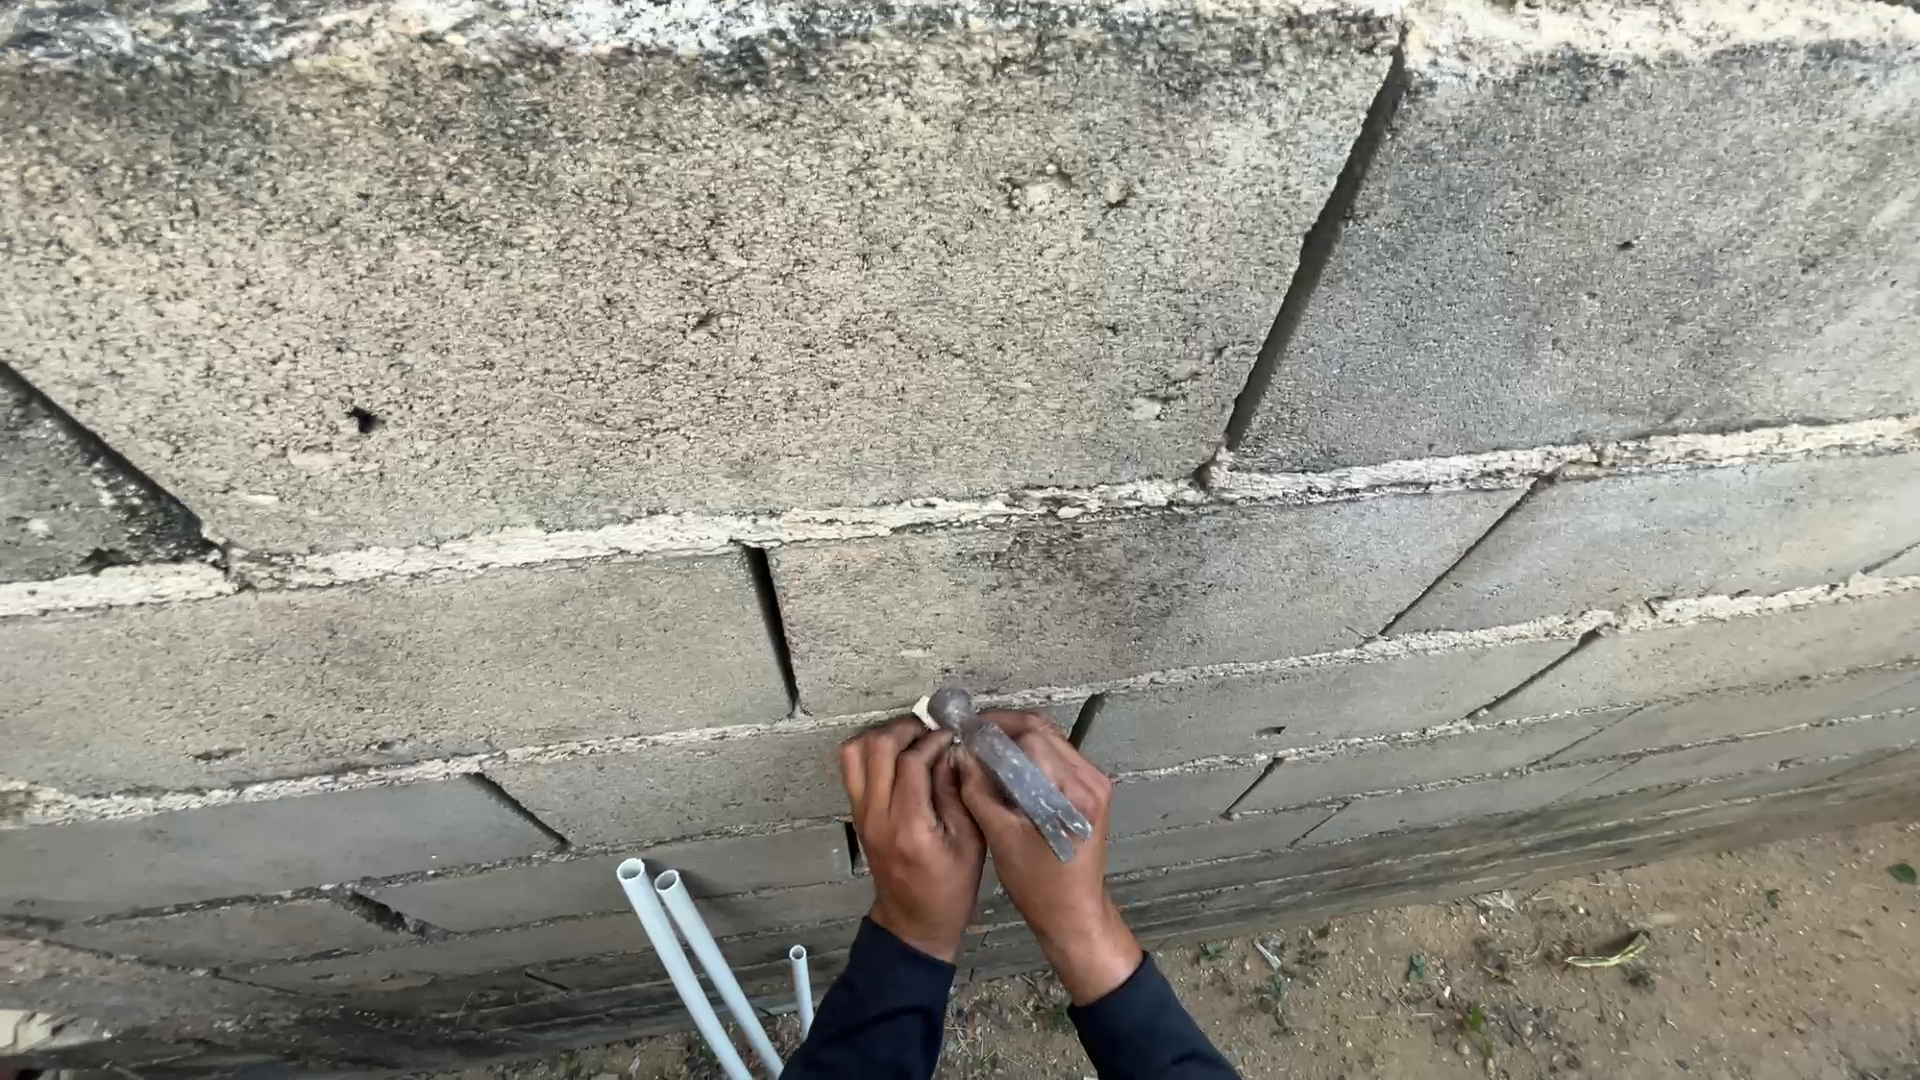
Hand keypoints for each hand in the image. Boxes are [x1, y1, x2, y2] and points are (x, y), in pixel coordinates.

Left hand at [838, 716, 985, 961]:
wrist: (913, 923)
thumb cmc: (950, 888)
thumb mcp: (970, 841)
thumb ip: (958, 792)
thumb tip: (951, 750)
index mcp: (909, 825)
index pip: (911, 761)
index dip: (933, 740)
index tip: (952, 735)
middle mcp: (877, 814)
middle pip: (877, 747)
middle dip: (905, 728)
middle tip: (930, 729)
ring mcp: (861, 812)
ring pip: (855, 751)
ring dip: (883, 735)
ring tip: (911, 737)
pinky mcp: (857, 812)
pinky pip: (852, 767)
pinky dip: (872, 750)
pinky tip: (898, 753)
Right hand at [955, 711, 1141, 1003]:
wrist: (1074, 913)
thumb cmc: (1039, 886)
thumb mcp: (1001, 839)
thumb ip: (979, 791)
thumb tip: (961, 752)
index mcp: (1074, 794)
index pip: (1031, 739)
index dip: (993, 732)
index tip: (964, 736)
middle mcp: (1092, 779)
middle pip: (1041, 729)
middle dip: (1002, 727)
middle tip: (969, 734)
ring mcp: (1094, 779)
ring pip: (1048, 735)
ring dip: (1014, 736)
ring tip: (982, 744)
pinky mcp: (1089, 784)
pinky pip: (1055, 751)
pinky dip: (1027, 749)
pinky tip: (1003, 760)